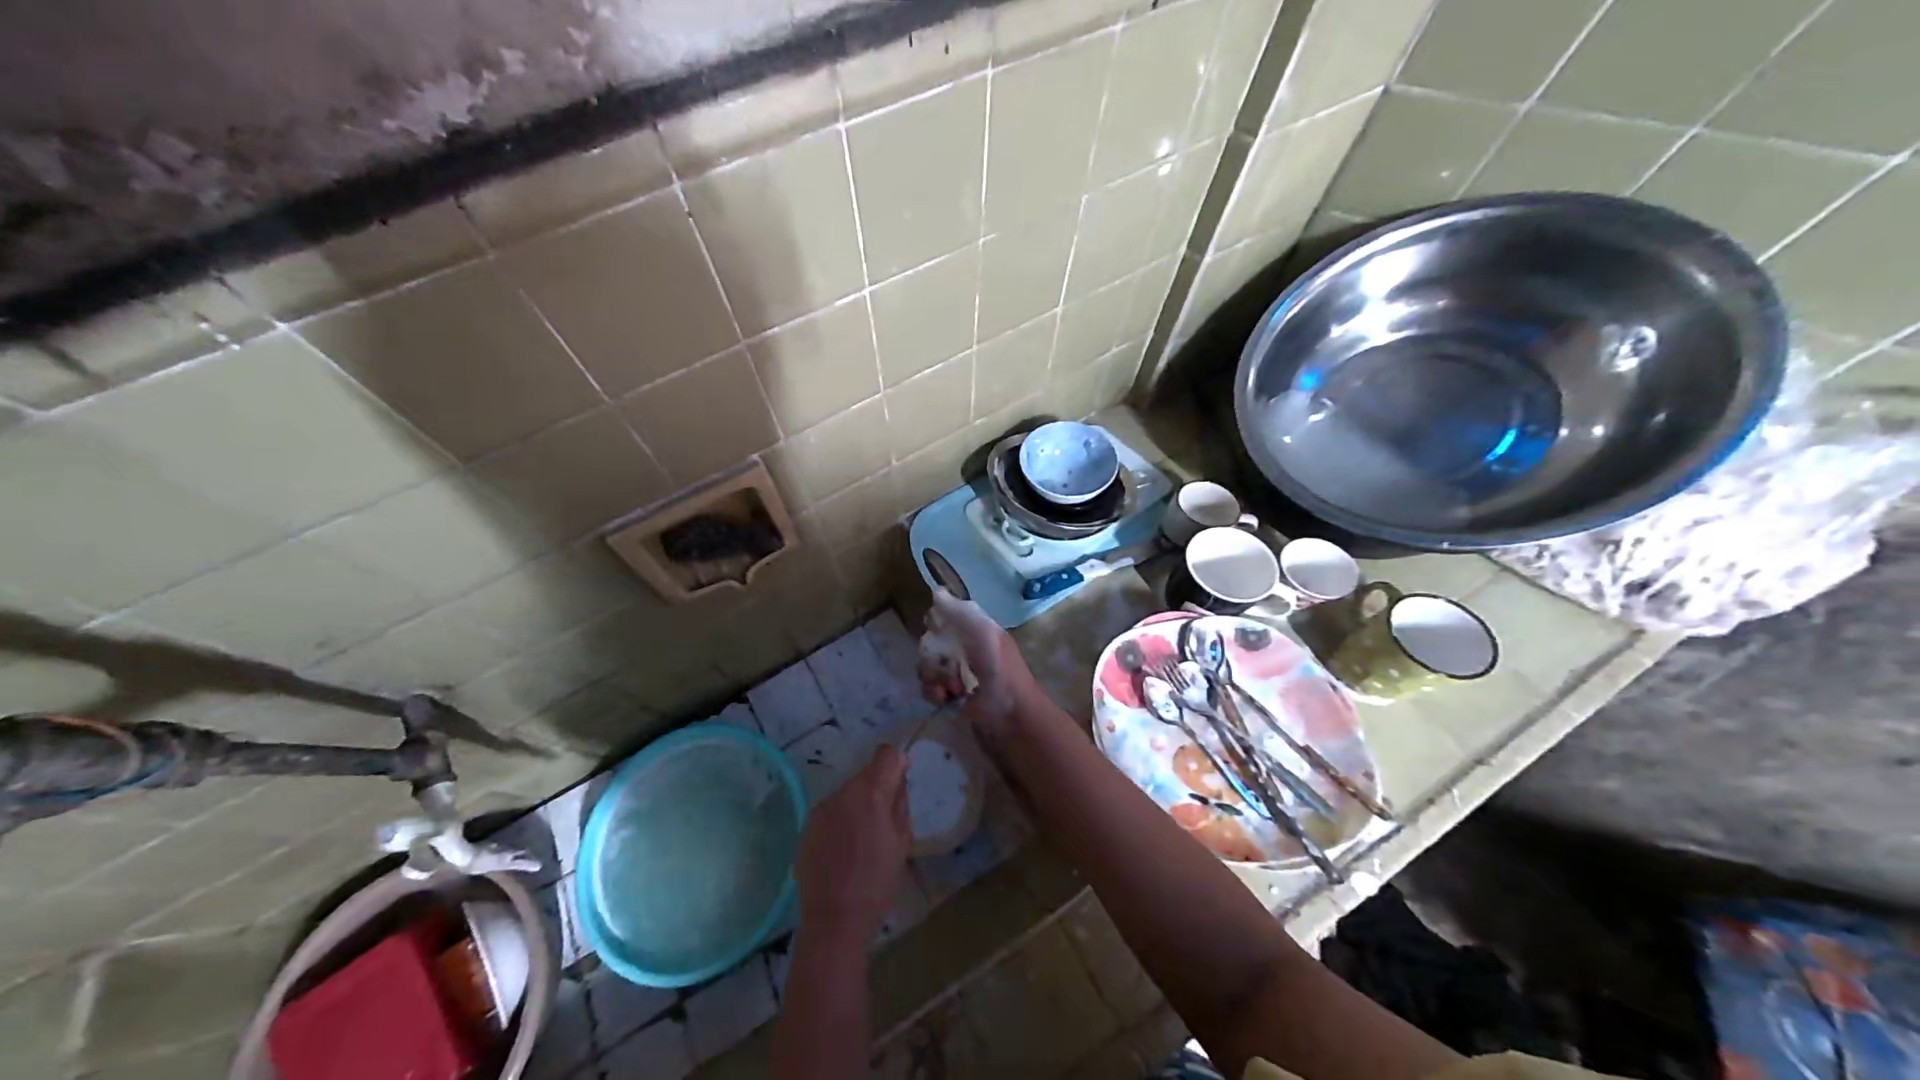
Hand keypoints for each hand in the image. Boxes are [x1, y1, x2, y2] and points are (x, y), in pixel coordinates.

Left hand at [795, 745, 910, 946]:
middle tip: (884, 824)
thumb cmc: (877, 882)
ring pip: (846, 795)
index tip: (900, 784)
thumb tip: (899, 776)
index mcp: (870, 793)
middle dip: (877, 790)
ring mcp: (820, 809)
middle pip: (865, 775)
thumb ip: (900, 802)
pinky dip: (839, 822)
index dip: (896, 764)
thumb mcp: (901, 841)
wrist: (833, 919)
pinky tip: (842, 852)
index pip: (886, 754)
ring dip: (857, 806)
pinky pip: (830, 813)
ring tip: (862, 843)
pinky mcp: (806, 827)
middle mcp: (841, 793)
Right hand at [917, 588, 1042, 735]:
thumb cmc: (1002, 671)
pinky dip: (933, 692)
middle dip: (933, 656)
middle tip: (948, 667)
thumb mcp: (985, 636)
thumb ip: (961, 614)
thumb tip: (936, 592)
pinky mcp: (948, 694)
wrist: (1011, 714)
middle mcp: (961, 647)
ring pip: (925, 666)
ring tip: (952, 688)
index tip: (937, 633)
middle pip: (929, 643)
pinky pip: (927, 687)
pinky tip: (945, 698)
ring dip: (933, 677)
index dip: (935, 625)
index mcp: (972, 630)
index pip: (942, 618)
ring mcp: (953, 671)